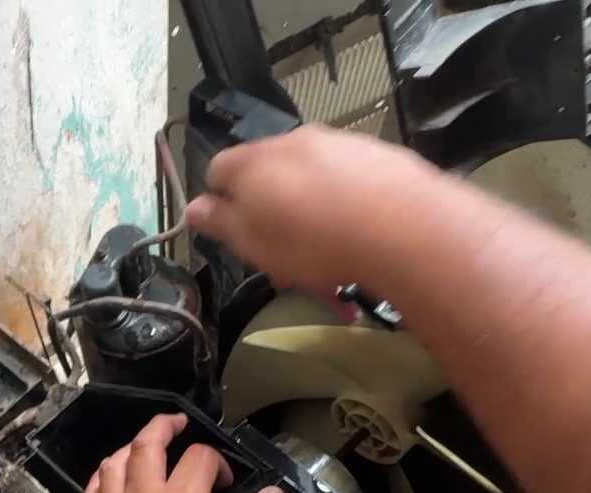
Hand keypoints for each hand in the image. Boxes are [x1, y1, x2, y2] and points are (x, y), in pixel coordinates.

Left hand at [79, 414, 285, 492]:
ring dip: (130, 448)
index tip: (224, 482)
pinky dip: (101, 478)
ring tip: (143, 447)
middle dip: (164, 426)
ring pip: (113, 464)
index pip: (199, 458)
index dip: (217, 461)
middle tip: (176, 424)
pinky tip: (110, 478)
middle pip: (147, 444)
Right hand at [185, 125, 432, 291]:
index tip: (233, 233)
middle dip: (265, 210)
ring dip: (301, 210)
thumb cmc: (310, 242)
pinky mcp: (373, 154)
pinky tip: (350, 235)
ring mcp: (336, 143)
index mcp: (253, 162)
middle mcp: (292, 141)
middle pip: (263, 174)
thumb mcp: (252, 242)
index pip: (216, 170)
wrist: (398, 228)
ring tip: (318, 252)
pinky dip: (338, 204)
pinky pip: (342, 180)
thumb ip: (219, 223)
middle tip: (277, 253)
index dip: (218, 203)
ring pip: (304, 178)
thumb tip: (192, 208)